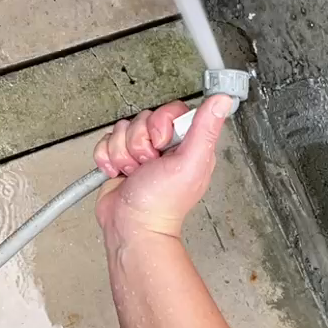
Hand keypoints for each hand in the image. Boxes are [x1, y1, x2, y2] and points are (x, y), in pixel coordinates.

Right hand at [93, 95, 232, 243]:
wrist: (131, 227)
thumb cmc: (162, 203)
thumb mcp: (190, 163)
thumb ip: (205, 129)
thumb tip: (223, 100)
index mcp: (186, 143)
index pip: (169, 110)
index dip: (159, 123)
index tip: (161, 144)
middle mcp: (163, 146)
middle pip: (142, 119)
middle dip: (138, 143)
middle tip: (147, 164)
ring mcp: (139, 152)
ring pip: (121, 129)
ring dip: (122, 154)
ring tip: (134, 173)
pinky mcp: (119, 159)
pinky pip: (105, 142)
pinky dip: (107, 159)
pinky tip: (119, 174)